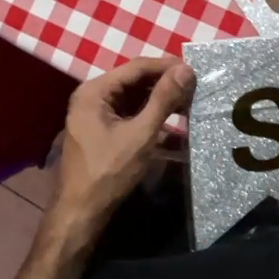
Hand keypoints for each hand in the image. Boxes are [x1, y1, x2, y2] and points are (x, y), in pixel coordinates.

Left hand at [50, 57, 193, 236]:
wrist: (81, 212)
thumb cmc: (108, 172)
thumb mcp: (140, 135)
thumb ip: (162, 100)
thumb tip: (186, 69)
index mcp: (94, 91)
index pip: (136, 67)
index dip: (166, 66)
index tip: (195, 69)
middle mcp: (92, 96)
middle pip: (134, 81)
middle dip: (165, 84)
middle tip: (196, 87)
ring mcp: (96, 114)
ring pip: (134, 99)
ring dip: (160, 102)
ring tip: (190, 104)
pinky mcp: (103, 131)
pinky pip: (130, 115)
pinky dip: (151, 118)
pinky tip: (175, 125)